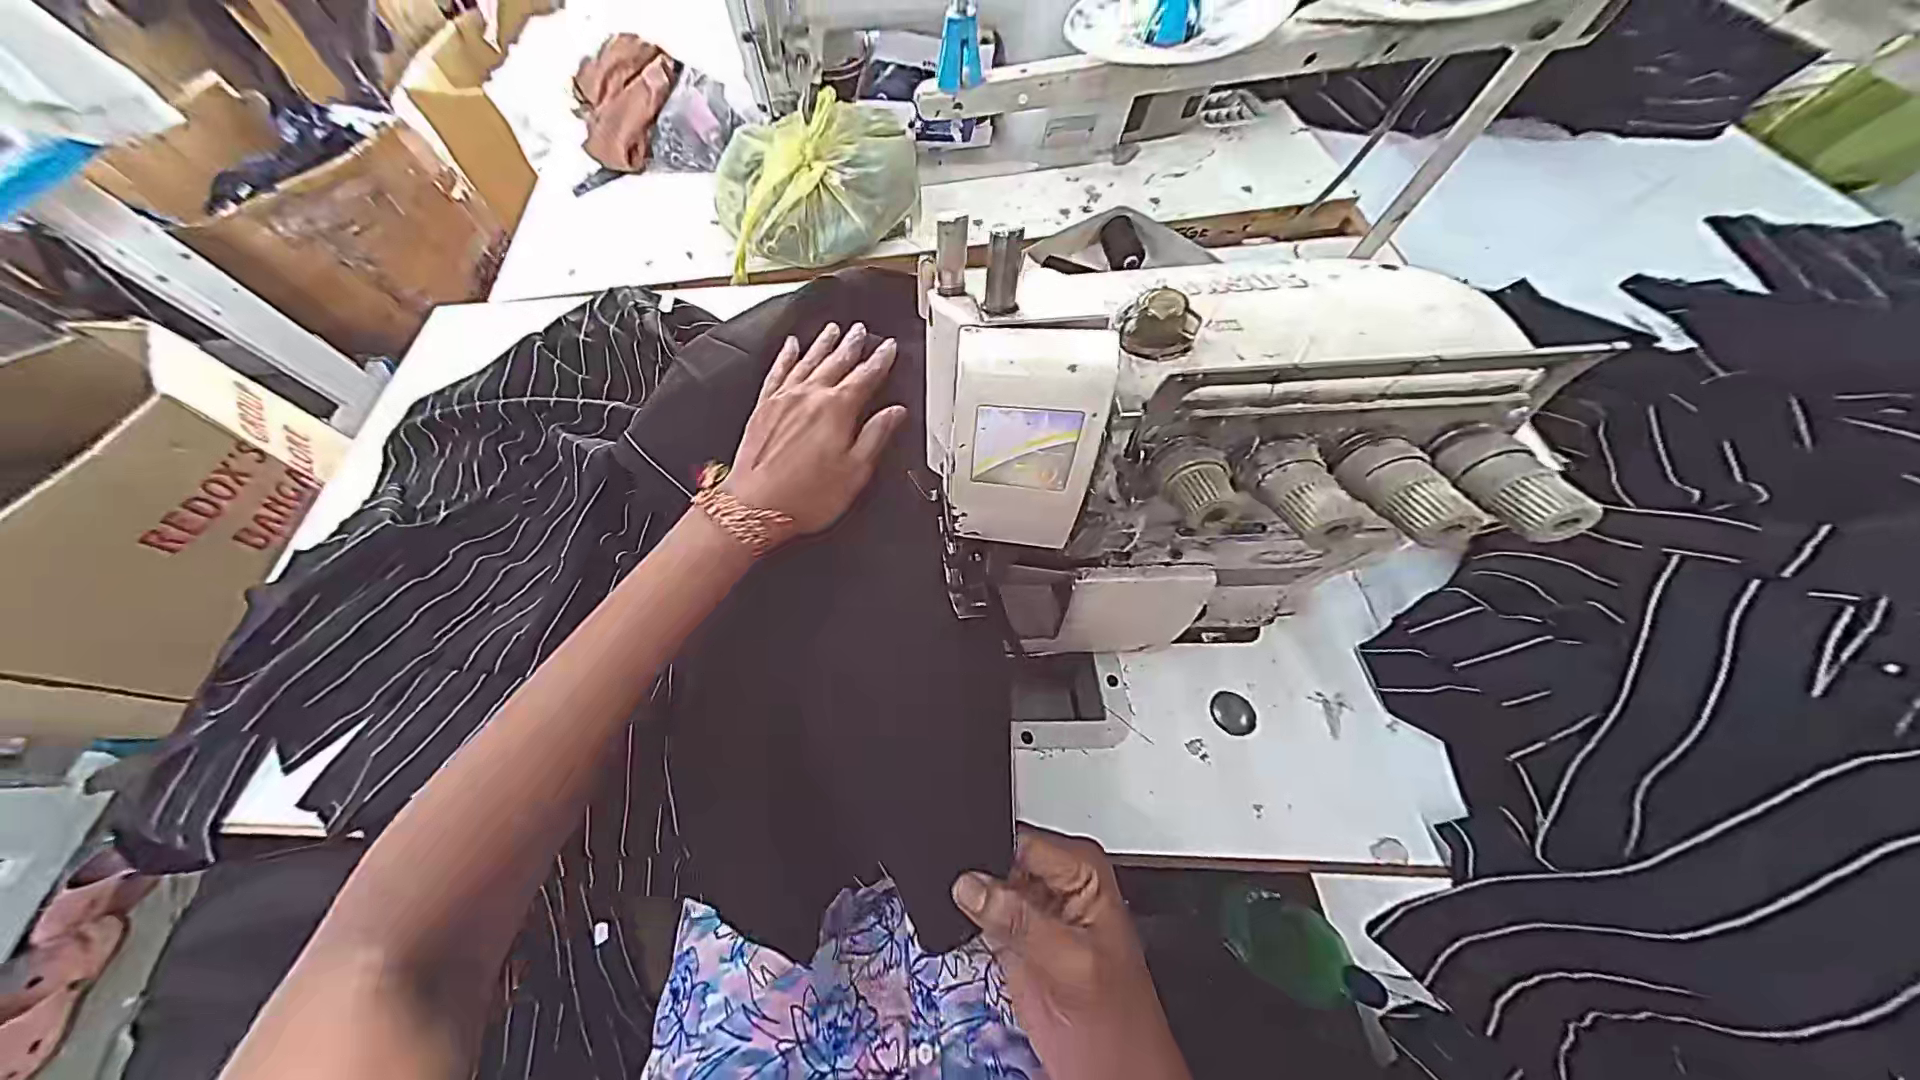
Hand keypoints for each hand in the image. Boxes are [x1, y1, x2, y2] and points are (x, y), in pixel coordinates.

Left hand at [721, 322, 908, 536]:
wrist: (755, 506)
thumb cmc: (805, 496)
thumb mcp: (855, 470)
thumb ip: (876, 436)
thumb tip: (894, 413)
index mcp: (837, 410)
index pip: (866, 376)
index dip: (880, 360)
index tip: (889, 348)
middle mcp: (809, 397)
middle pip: (837, 362)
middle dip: (852, 344)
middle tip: (862, 331)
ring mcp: (783, 399)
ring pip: (808, 360)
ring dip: (823, 343)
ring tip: (833, 330)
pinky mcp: (763, 408)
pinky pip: (777, 371)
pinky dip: (786, 356)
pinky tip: (791, 347)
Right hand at [952, 826, 1191, 1079]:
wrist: (1113, 1074)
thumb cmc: (1116, 1021)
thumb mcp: (1069, 962)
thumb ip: (1019, 919)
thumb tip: (971, 885)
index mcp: (1081, 868)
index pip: (1023, 839)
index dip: (992, 853)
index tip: (970, 875)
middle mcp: (1056, 879)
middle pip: (1001, 855)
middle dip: (981, 875)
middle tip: (975, 904)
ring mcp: (1033, 906)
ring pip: (986, 883)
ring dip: (974, 899)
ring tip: (982, 924)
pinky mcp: (1013, 933)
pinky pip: (980, 912)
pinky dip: (970, 920)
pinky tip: (976, 933)